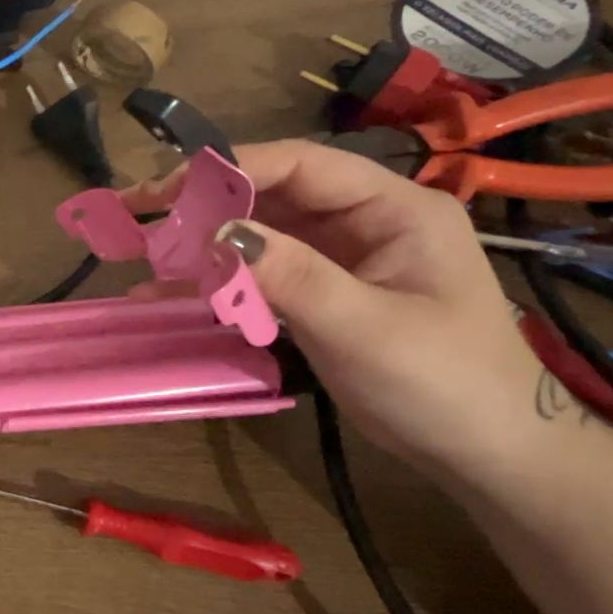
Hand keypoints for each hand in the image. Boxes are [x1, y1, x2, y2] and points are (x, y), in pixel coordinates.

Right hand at [126, 139, 539, 470]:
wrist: (481, 448)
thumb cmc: (441, 381)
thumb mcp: (363, 327)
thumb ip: (290, 275)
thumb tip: (213, 234)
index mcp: (393, 210)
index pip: (301, 165)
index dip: (229, 170)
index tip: (162, 192)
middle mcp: (361, 222)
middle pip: (267, 193)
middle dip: (198, 202)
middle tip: (132, 215)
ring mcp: (335, 258)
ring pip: (251, 233)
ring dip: (194, 241)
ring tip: (133, 250)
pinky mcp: (313, 292)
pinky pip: (250, 272)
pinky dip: (206, 279)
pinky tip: (158, 290)